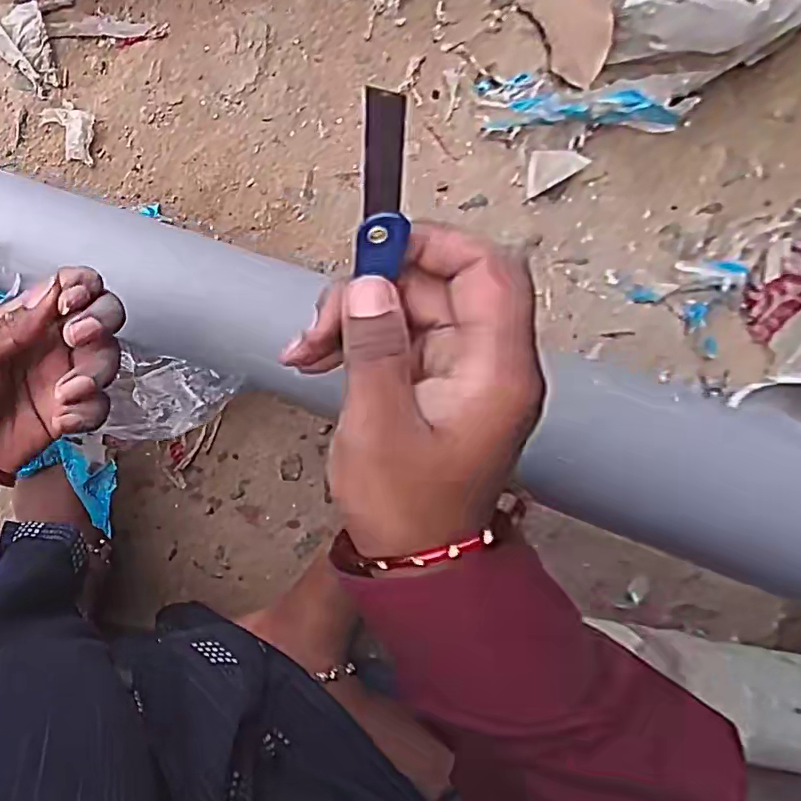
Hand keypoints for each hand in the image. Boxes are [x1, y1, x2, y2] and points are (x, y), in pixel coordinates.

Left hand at [0, 267, 124, 472]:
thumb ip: (5, 328)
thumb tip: (47, 295)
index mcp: (19, 324)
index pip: (65, 288)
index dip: (81, 286)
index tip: (72, 300)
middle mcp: (46, 347)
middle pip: (99, 315)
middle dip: (100, 318)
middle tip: (76, 335)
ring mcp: (59, 380)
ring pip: (105, 358)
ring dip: (96, 369)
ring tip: (65, 391)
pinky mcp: (67, 415)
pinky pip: (98, 405)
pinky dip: (88, 410)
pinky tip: (62, 418)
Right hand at [280, 223, 543, 557]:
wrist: (412, 555)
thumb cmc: (401, 501)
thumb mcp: (377, 422)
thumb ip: (374, 348)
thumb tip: (368, 286)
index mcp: (494, 368)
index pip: (485, 272)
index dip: (432, 245)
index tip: (372, 245)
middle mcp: (483, 361)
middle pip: (433, 289)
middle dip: (367, 295)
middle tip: (315, 325)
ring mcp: (454, 373)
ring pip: (404, 313)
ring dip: (350, 320)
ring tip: (305, 350)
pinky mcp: (426, 385)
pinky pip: (392, 342)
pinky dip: (352, 342)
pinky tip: (316, 358)